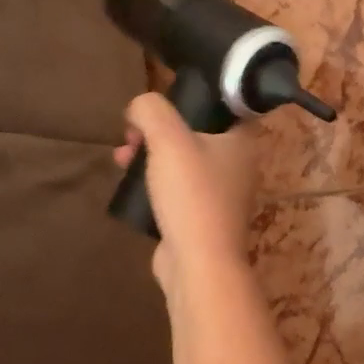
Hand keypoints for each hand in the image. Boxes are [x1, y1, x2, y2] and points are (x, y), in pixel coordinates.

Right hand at [114, 92, 259, 292]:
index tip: (158, 107)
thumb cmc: (192, 195)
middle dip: (157, 132)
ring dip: (150, 158)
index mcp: (242, 142)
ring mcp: (222, 196)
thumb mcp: (168, 138)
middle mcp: (238, 167)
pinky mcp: (203, 220)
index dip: (188, 101)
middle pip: (194, 136)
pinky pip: (177, 193)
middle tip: (129, 137)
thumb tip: (140, 106)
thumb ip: (152, 110)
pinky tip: (132, 188)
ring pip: (182, 164)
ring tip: (121, 160)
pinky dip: (155, 186)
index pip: (221, 107)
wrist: (199, 263)